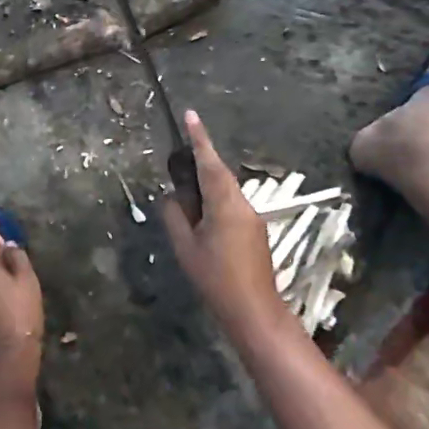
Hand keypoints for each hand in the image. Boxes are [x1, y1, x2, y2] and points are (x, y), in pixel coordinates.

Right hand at [160, 110, 285, 339]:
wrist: (255, 313)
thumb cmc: (216, 279)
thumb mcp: (185, 247)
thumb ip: (175, 215)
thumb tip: (173, 198)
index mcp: (225, 203)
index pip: (209, 162)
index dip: (199, 138)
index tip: (191, 115)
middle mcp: (243, 204)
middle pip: (218, 174)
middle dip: (199, 164)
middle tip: (177, 164)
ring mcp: (252, 218)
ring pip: (224, 191)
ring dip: (206, 187)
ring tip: (185, 201)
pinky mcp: (254, 232)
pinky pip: (230, 205)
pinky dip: (214, 202)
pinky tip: (201, 221)